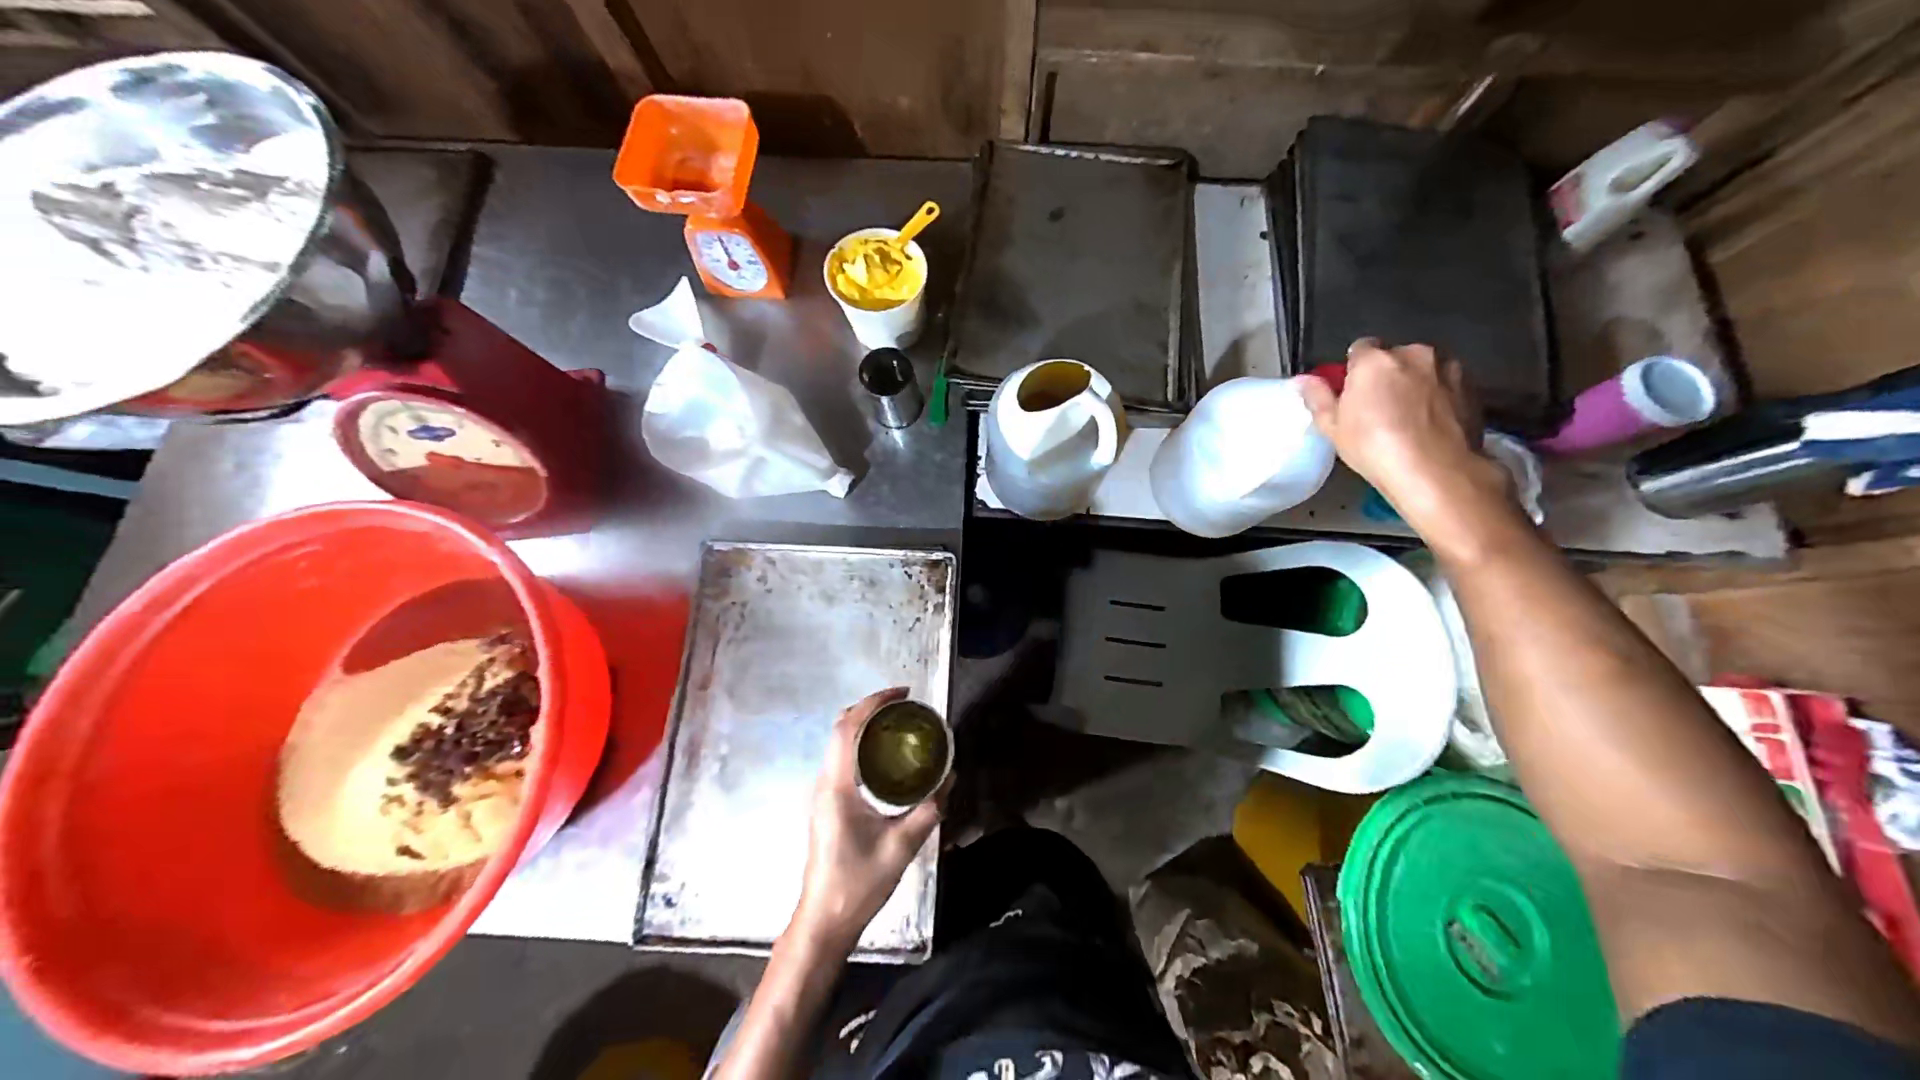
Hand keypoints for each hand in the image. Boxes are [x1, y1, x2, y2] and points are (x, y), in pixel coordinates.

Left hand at [790, 687, 943, 951]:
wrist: (824, 920)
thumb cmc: (858, 883)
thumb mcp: (901, 847)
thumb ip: (928, 811)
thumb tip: (949, 781)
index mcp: (838, 786)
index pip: (848, 728)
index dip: (873, 703)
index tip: (902, 694)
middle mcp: (825, 783)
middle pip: (841, 729)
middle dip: (869, 709)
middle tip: (903, 706)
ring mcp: (823, 794)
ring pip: (839, 744)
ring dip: (864, 726)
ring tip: (898, 726)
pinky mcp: (827, 805)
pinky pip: (842, 761)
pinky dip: (861, 746)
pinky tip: (886, 758)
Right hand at [1300, 339, 1515, 549]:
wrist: (1435, 470)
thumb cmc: (1374, 447)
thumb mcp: (1333, 427)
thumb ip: (1318, 397)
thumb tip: (1303, 380)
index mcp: (1374, 360)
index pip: (1360, 349)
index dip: (1355, 370)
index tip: (1354, 393)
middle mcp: (1413, 354)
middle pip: (1394, 357)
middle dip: (1388, 375)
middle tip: (1380, 409)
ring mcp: (1447, 368)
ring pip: (1424, 369)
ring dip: (1416, 383)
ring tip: (1410, 418)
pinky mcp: (1473, 386)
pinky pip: (1447, 384)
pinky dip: (1439, 396)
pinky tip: (1432, 424)